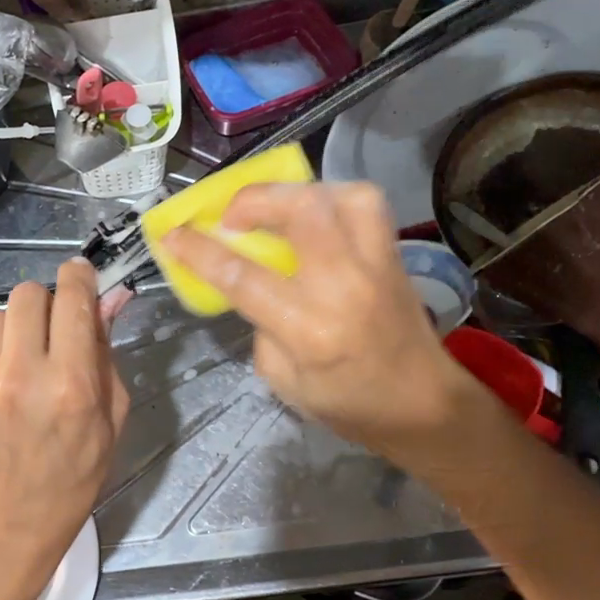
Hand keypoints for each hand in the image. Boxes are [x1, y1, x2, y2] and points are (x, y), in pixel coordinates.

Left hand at [0, 258, 128, 599]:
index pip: (71, 298)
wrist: (13, 520)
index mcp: (69, 385)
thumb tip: (109, 296)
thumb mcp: (110, 414)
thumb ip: (105, 350)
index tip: (80, 276)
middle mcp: (19, 378)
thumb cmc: (75, 470)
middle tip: (52, 329)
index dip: (79, 277)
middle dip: (45, 304)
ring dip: (13, 331)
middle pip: (27, 295)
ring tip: (22, 364)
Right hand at [160, 182, 479, 457]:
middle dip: (254, 201)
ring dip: (299, 192)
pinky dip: (333, 197)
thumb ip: (262, 328)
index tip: (173, 234)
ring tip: (278, 208)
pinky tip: (315, 214)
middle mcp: (345, 286)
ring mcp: (376, 264)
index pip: (243, 276)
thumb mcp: (285, 383)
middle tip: (232, 216)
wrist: (426, 407)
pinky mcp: (394, 254)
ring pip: (342, 196)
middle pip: (302, 212)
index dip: (199, 250)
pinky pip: (365, 204)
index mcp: (310, 330)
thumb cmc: (349, 405)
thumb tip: (250, 283)